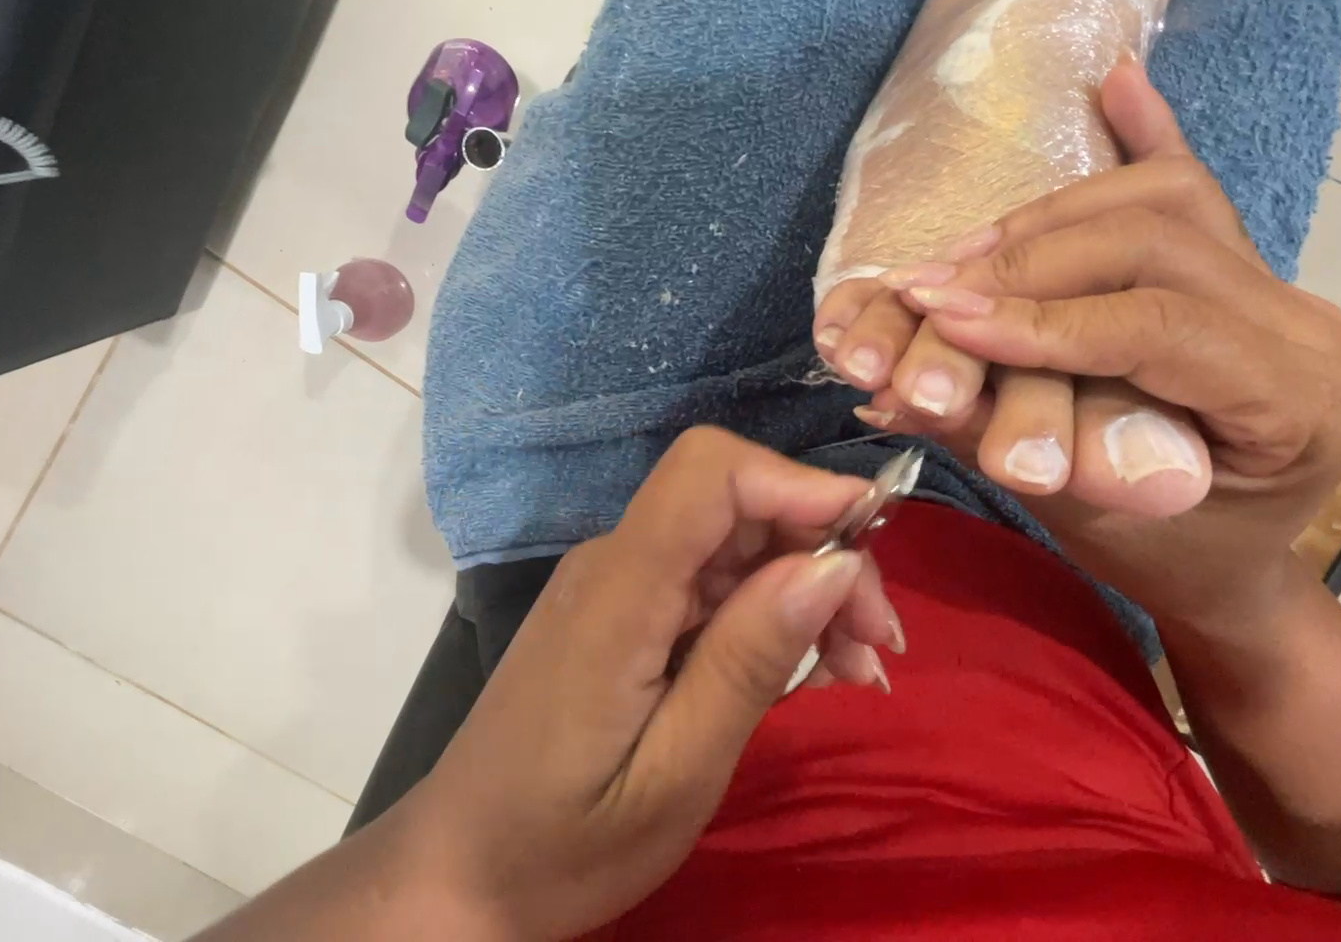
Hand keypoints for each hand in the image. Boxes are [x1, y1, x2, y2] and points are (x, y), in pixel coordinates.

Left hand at [387, 429, 884, 938]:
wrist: (463, 868)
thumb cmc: (565, 839)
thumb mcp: (676, 771)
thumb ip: (748, 660)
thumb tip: (831, 565)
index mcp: (619, 592)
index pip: (707, 473)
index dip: (795, 481)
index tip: (871, 534)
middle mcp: (614, 563)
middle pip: (733, 503)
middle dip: (819, 548)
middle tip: (876, 641)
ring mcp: (617, 584)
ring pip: (732, 543)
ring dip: (805, 587)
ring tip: (855, 665)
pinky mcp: (626, 612)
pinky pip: (711, 583)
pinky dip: (769, 612)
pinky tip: (808, 666)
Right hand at [843, 68, 1340, 627]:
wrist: (1230, 562)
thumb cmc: (1164, 559)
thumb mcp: (1082, 521)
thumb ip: (1000, 439)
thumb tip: (892, 390)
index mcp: (1295, 403)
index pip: (1157, 325)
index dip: (1041, 318)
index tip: (944, 317)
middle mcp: (1302, 323)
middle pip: (1157, 237)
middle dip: (1026, 261)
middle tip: (930, 288)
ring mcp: (1278, 285)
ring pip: (1163, 198)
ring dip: (1043, 220)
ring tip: (960, 256)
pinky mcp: (1240, 270)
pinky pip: (1195, 186)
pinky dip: (1147, 132)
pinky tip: (1114, 86)